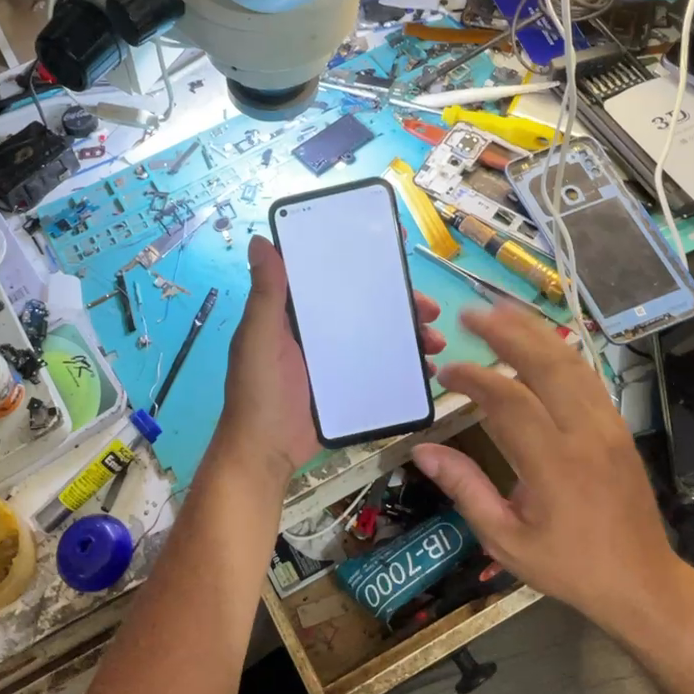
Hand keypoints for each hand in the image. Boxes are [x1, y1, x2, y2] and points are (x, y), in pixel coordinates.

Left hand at [218, 235, 445, 483]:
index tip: (395, 254)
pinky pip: (380, 367)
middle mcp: (315, 331)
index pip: (330, 277)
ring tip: (435, 342)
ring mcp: (333, 361)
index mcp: (292, 313)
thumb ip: (266, 294)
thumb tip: (260, 240)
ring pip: (378, 336)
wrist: (265, 453)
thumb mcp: (258, 338)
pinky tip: (425, 370)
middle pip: (364, 306)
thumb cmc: (258, 391)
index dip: (360, 264)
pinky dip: (404, 365)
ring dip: (409, 334)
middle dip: (400, 304)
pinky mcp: (346, 387)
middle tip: (430, 309)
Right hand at [410, 302, 674, 629]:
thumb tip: (424, 451)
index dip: (474, 378)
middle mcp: (586, 434)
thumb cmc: (569, 566)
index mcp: (554, 464)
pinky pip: (588, 378)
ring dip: (535, 333)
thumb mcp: (506, 539)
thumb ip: (466, 489)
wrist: (642, 582)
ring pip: (572, 363)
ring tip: (502, 311)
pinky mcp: (618, 428)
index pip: (509, 401)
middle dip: (507, 333)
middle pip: (546, 365)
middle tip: (471, 313)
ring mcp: (608, 427)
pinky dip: (559, 353)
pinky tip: (539, 344)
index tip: (444, 372)